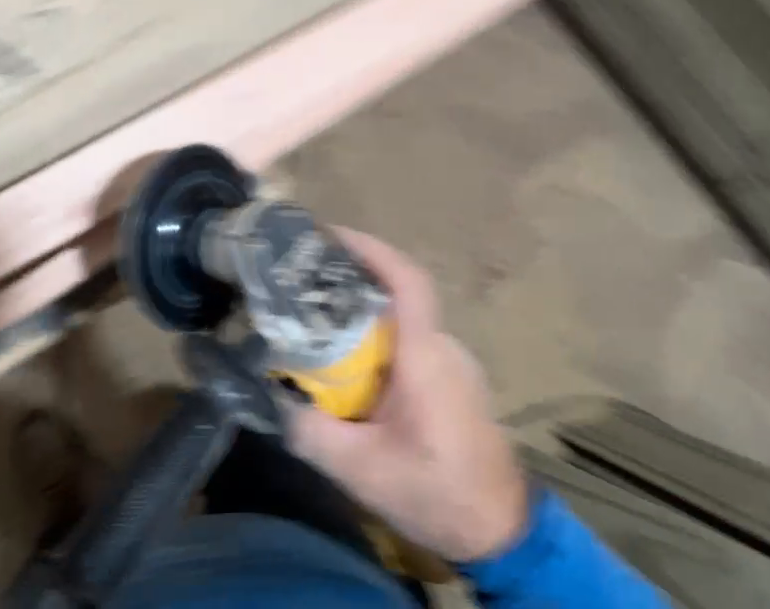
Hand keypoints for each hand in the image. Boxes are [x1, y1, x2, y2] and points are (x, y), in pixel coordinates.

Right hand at [288, 229, 528, 561]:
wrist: (503, 534)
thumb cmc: (437, 494)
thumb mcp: (360, 469)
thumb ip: (309, 429)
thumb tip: (267, 394)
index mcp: (426, 356)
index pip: (406, 281)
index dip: (370, 249)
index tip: (328, 235)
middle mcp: (443, 349)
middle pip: (394, 298)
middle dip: (347, 283)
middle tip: (298, 284)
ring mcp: (453, 366)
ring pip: (399, 323)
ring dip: (358, 316)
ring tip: (311, 322)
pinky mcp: (452, 384)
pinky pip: (408, 345)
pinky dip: (373, 341)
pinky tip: (344, 366)